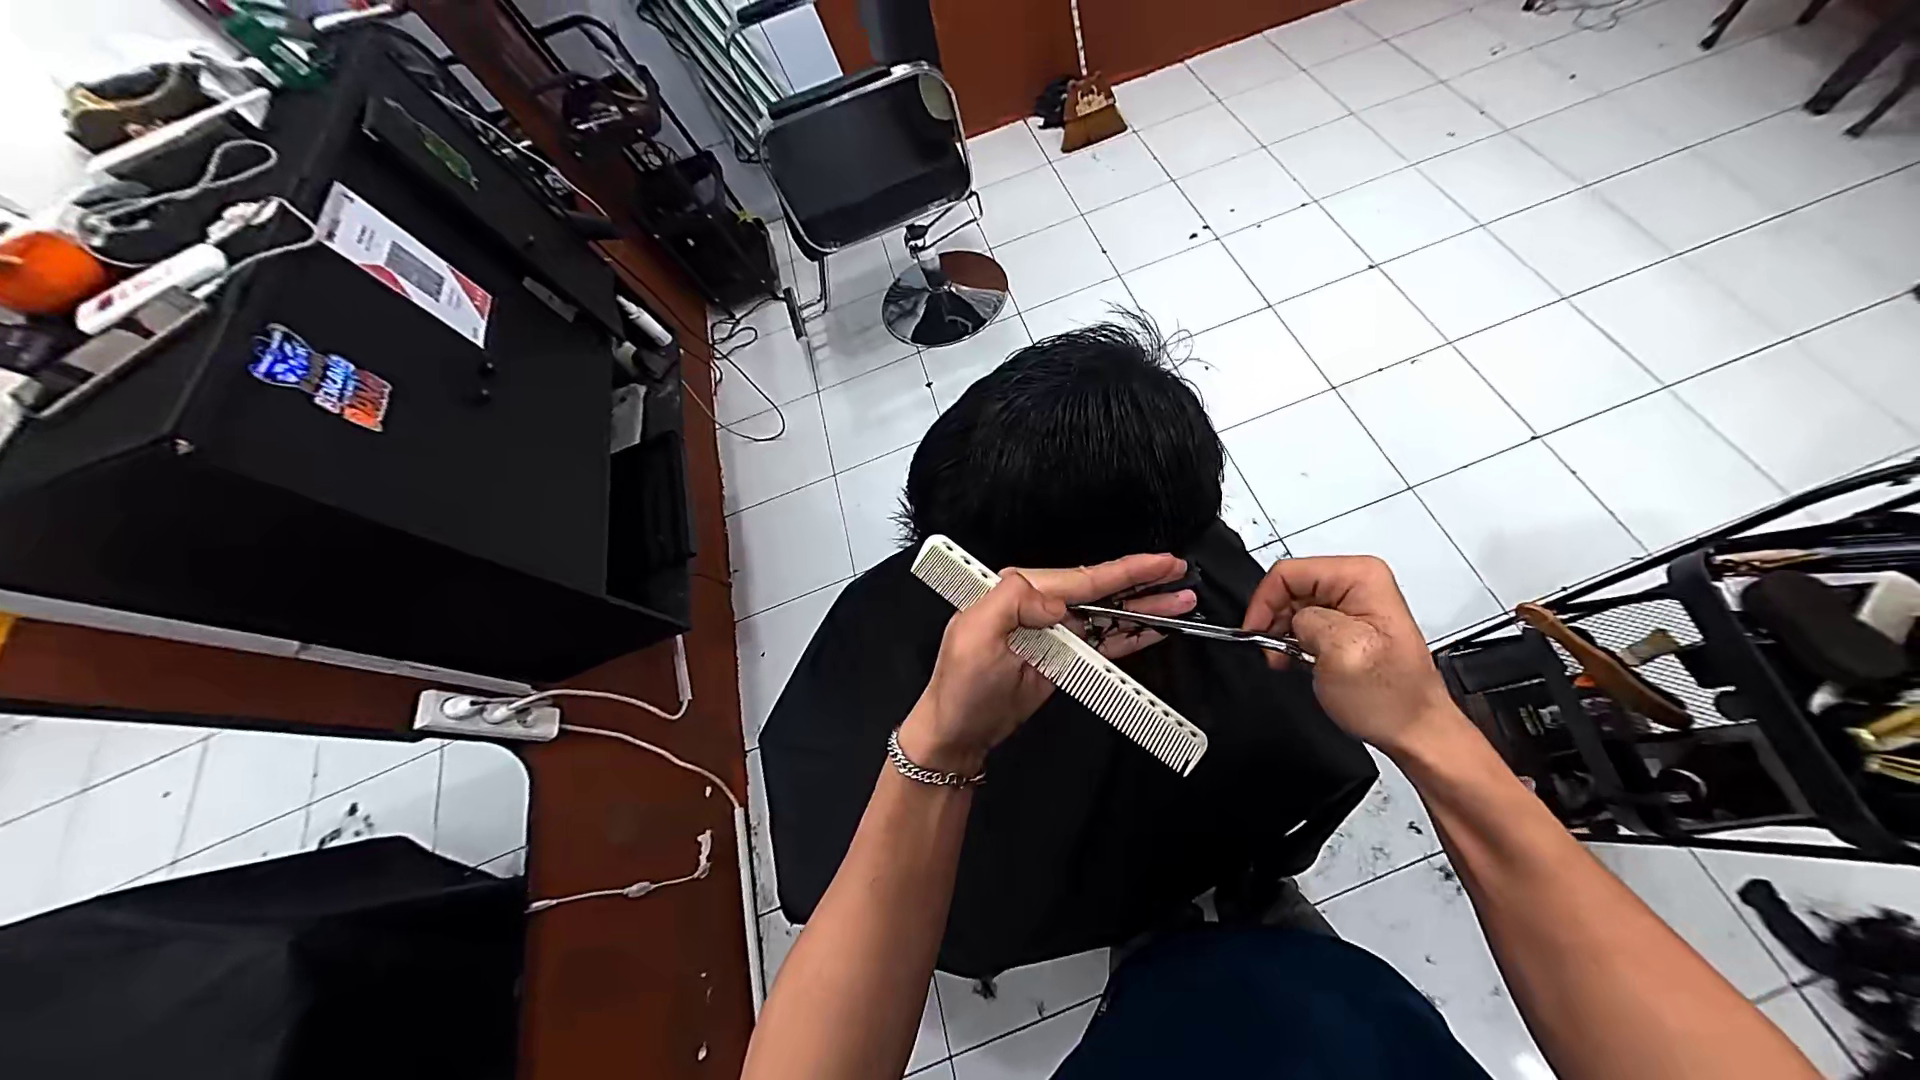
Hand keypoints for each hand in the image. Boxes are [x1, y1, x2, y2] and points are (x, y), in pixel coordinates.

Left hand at [900, 554, 1193, 774]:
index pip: (1079, 578)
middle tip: (1178, 573)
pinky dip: (1128, 637)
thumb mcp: (974, 636)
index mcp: (1017, 593)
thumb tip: (1056, 601)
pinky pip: (1101, 644)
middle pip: (1098, 590)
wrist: (958, 730)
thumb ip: (1011, 602)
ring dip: (1142, 609)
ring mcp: (1052, 634)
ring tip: (1179, 601)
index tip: (1157, 562)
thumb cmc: (959, 685)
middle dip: (1140, 581)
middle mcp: (1038, 607)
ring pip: (1106, 615)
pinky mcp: (1061, 659)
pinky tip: (1153, 629)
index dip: (1122, 571)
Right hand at [1241, 555, 1460, 754]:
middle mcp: (1359, 584)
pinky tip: (1300, 659)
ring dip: (1281, 634)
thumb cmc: (1392, 699)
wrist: (1413, 732)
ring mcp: (1352, 604)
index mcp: (1362, 577)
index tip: (1256, 632)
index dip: (1264, 604)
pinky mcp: (1345, 623)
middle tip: (1274, 651)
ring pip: (1290, 605)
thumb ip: (1307, 622)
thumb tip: (1290, 621)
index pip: (1287, 573)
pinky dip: (1291, 642)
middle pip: (1287, 587)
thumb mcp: (1341, 651)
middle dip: (1273, 620)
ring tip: (1289, 658)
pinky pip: (1301, 621)